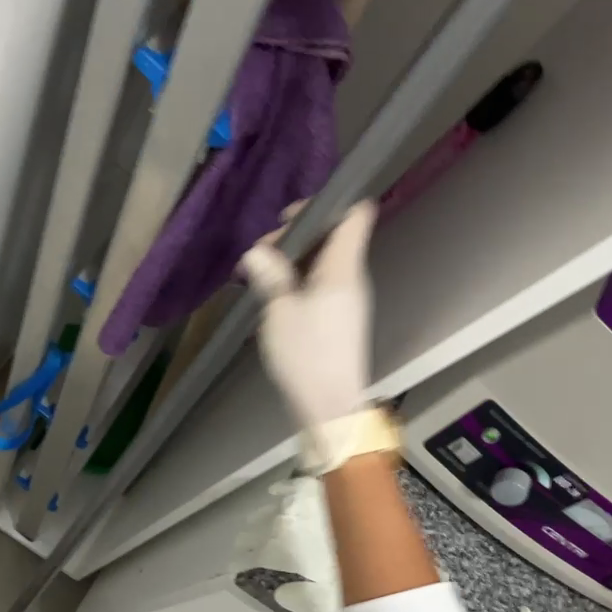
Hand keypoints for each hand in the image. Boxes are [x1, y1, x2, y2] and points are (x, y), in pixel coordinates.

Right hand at [237, 200, 377, 429]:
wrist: (329, 407)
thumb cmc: (306, 356)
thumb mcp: (280, 312)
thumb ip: (270, 276)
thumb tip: (257, 252)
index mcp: (343, 268)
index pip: (354, 214)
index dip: (326, 205)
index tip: (289, 219)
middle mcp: (351, 278)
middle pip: (332, 237)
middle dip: (295, 236)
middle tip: (260, 254)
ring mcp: (347, 300)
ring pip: (322, 262)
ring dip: (292, 262)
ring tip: (259, 277)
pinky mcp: (338, 320)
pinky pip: (319, 285)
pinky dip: (297, 282)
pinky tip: (272, 298)